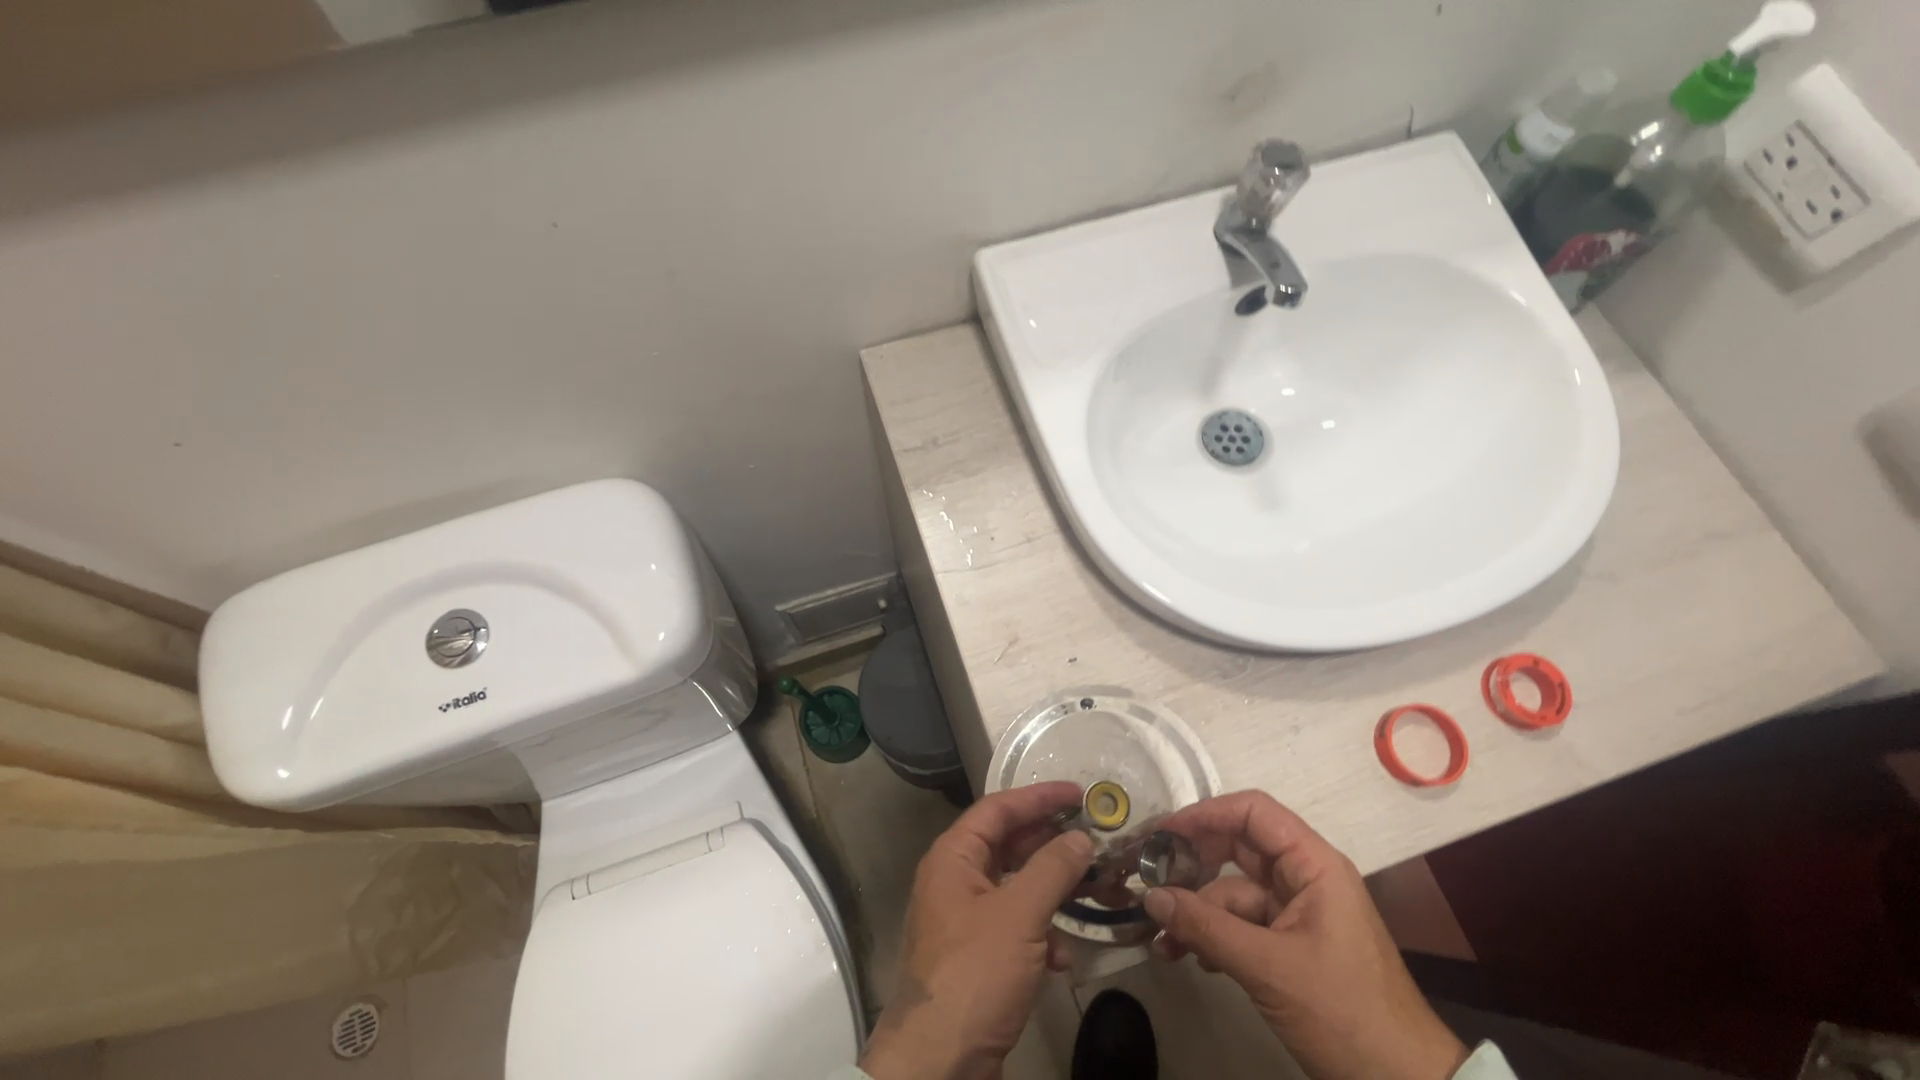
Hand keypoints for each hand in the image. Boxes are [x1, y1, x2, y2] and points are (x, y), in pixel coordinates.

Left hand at [859, 782, 1093, 1079]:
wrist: (939, 1059)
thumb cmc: (975, 973)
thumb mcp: (1019, 914)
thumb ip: (1052, 869)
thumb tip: (1081, 837)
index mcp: (953, 858)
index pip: (997, 809)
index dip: (1038, 797)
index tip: (1079, 794)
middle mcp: (955, 881)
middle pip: (1008, 845)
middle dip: (1052, 844)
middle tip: (1095, 838)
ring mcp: (965, 920)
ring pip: (1016, 888)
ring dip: (1053, 890)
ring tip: (1095, 891)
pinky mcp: (978, 957)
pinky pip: (1015, 927)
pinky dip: (1042, 933)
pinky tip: (1064, 956)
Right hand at [1144, 791, 1468, 1079]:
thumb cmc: (1342, 1011)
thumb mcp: (1267, 967)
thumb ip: (1205, 927)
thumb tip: (1150, 896)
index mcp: (1314, 865)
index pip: (1253, 813)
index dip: (1206, 814)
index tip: (1162, 833)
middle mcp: (1305, 879)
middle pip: (1239, 850)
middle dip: (1194, 866)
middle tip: (1150, 882)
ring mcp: (1298, 913)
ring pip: (1235, 893)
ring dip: (1198, 913)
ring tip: (1163, 942)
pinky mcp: (1291, 946)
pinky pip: (1243, 926)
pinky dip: (1214, 937)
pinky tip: (1191, 959)